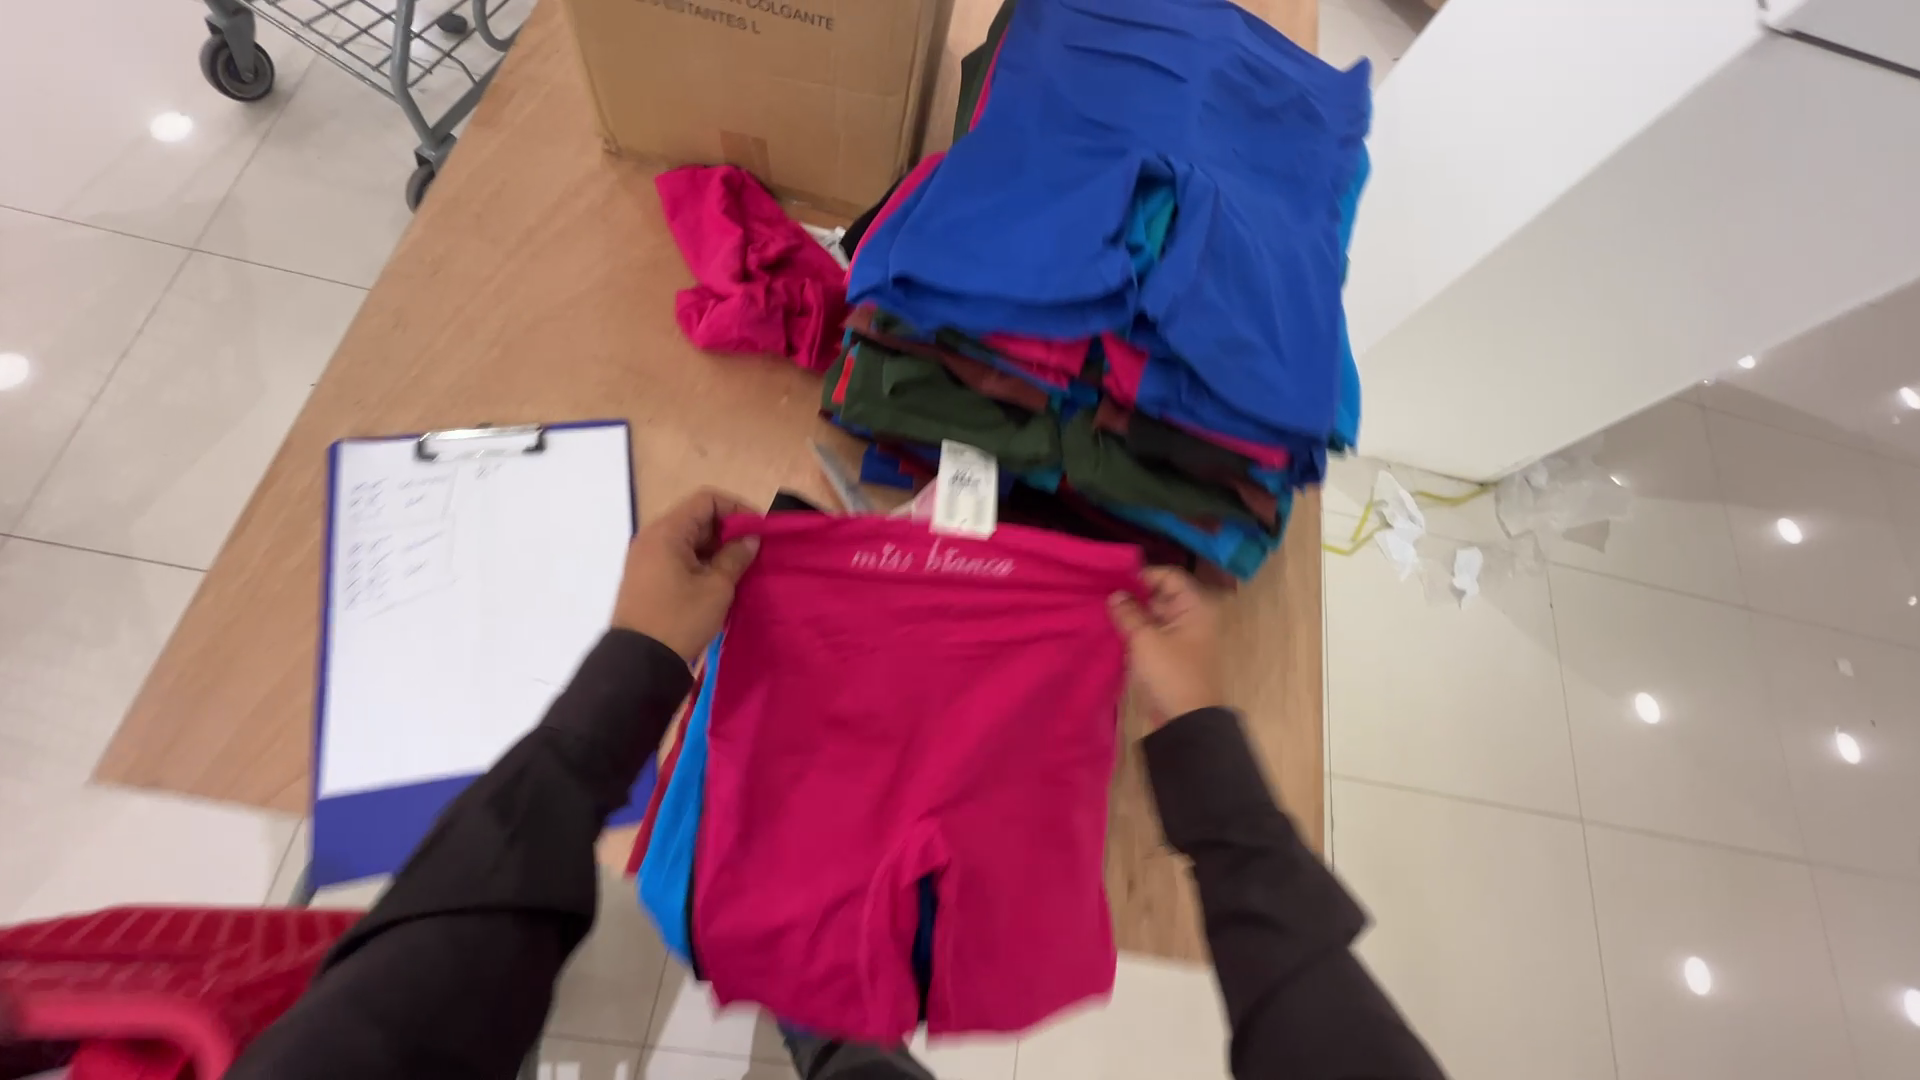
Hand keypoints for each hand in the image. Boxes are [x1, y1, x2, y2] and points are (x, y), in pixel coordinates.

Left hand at [612, 489, 761, 662]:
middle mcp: (653, 537)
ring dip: (716, 548)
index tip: (758, 531)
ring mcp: (647, 557)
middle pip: (697, 517)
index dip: (736, 509)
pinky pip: (679, 556)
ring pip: (689, 538)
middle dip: (728, 530)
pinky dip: (701, 561)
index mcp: (667, 532)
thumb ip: (736, 556)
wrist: (638, 662)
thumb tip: (750, 538)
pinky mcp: (647, 576)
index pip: (706, 500)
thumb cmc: (680, 619)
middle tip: (753, 552)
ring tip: (740, 568)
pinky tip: (719, 580)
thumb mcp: (717, 587)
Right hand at [1108, 567, 1226, 726]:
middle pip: (1160, 593)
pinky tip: (1113, 628)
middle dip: (1133, 593)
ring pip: (1154, 613)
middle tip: (1102, 594)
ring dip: (1132, 612)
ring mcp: (1182, 635)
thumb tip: (1115, 594)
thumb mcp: (1144, 640)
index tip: (1112, 580)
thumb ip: (1128, 613)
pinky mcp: (1172, 652)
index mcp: (1194, 607)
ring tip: (1103, 610)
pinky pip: (1152, 631)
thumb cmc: (1170, 675)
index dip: (1141, 575)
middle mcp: (1191, 616)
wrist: (1187, 722)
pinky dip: (1136, 628)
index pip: (1167, 576)